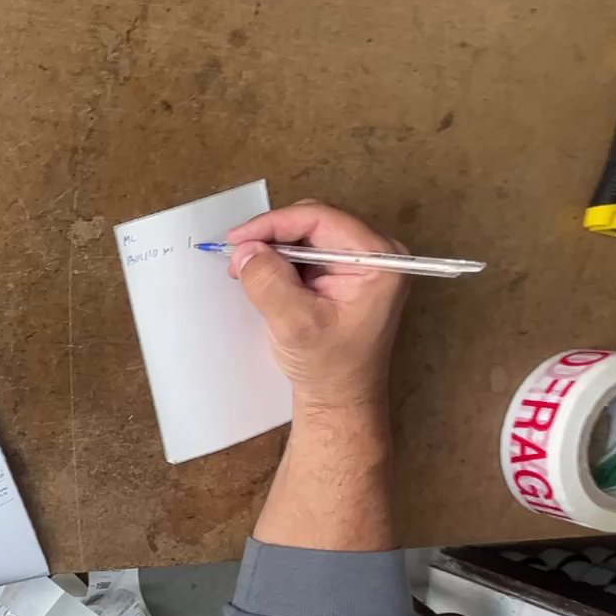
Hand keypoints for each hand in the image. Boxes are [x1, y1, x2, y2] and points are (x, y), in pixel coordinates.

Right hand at [226, 200, 408, 412]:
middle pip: (313, 222)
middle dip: (271, 235)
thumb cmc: (329, 366)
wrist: (338, 396)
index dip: (274, 224)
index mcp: (377, 260)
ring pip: (305, 236)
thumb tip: (246, 251)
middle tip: (238, 255)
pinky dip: (278, 261)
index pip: (321, 219)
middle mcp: (373, 255)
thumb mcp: (295, 323)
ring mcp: (357, 264)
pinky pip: (304, 254)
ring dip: (272, 249)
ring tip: (246, 270)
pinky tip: (261, 277)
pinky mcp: (340, 275)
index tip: (238, 239)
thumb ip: (269, 282)